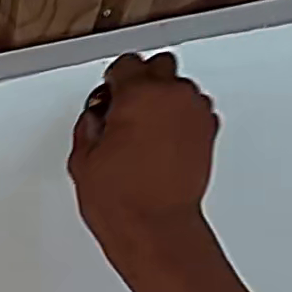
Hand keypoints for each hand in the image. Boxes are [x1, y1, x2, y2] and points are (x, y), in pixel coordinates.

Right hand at [67, 52, 218, 258]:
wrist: (153, 226)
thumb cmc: (121, 200)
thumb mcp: (83, 161)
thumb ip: (90, 128)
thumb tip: (97, 120)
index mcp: (138, 96)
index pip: (125, 65)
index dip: (111, 81)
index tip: (106, 93)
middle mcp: (173, 96)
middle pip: (159, 66)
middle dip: (139, 83)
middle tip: (121, 108)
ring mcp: (195, 112)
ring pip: (178, 88)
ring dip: (160, 102)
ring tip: (139, 133)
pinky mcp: (208, 131)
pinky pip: (191, 111)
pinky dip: (176, 120)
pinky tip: (157, 144)